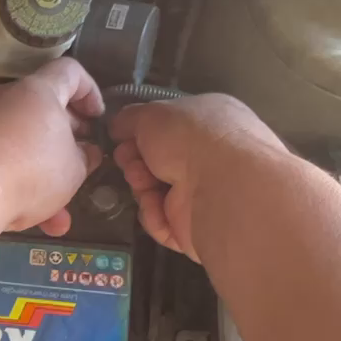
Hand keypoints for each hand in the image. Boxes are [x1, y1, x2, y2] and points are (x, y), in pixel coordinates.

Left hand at [0, 58, 104, 235]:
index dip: (89, 91)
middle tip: (77, 161)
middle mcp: (1, 97)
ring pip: (16, 143)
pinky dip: (8, 181)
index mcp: (36, 91)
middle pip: (39, 109)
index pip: (70, 71)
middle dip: (62, 138)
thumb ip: (84, 156)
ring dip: (37, 173)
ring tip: (54, 214)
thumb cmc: (29, 173)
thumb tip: (86, 151)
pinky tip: (19, 217)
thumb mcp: (73, 170)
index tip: (97, 118)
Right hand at [109, 94, 285, 257]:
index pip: (169, 127)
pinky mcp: (197, 226)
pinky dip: (153, 213)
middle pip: (157, 161)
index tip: (122, 138)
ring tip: (144, 183)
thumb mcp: (151, 113)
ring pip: (156, 190)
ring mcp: (206, 193)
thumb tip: (118, 126)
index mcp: (211, 121)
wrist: (223, 185)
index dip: (140, 133)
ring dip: (142, 186)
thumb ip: (130, 118)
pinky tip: (157, 205)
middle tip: (129, 161)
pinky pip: (162, 220)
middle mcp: (211, 156)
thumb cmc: (190, 137)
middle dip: (136, 161)